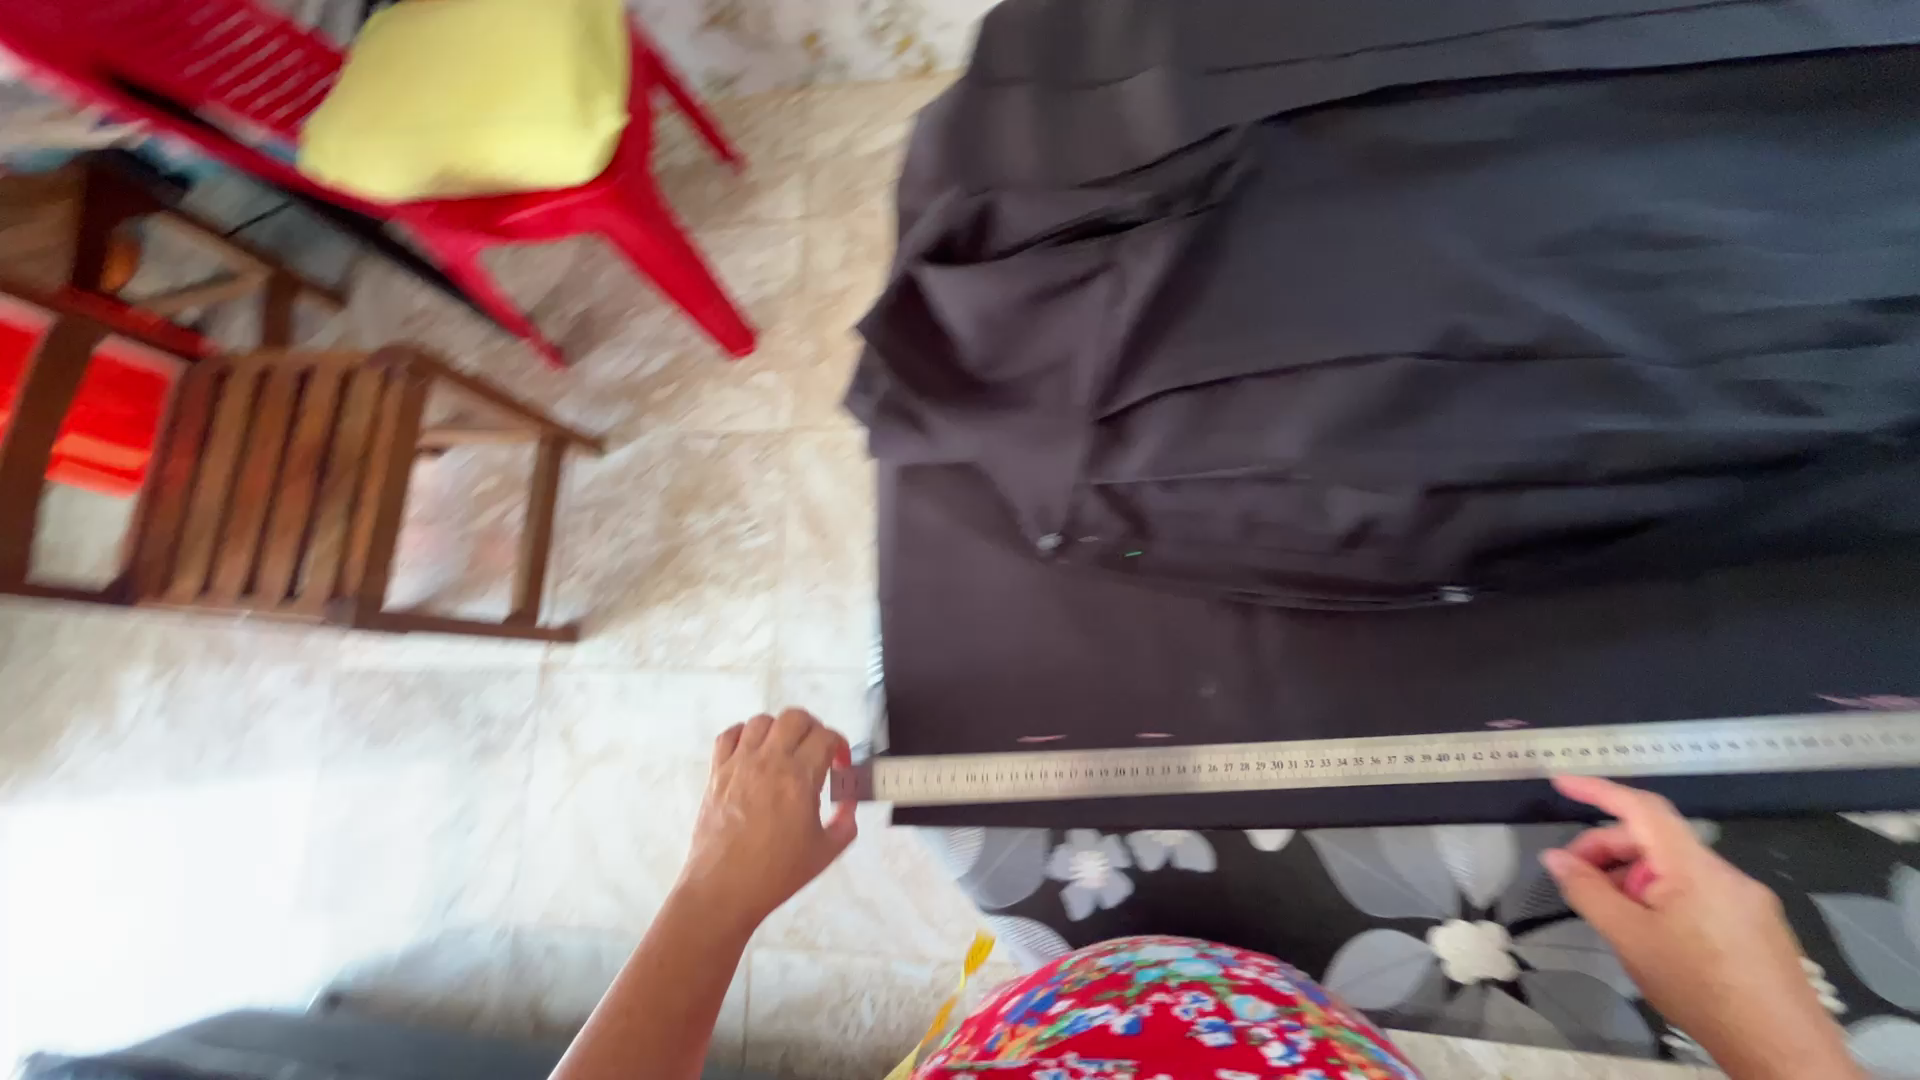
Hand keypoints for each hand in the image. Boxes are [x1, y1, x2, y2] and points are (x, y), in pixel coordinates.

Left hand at [676, 708, 857, 930]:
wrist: (723, 890)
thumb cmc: (776, 873)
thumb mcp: (825, 852)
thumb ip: (846, 822)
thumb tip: (848, 803)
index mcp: (799, 778)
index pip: (826, 737)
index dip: (840, 746)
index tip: (840, 765)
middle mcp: (769, 761)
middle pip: (795, 717)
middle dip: (813, 729)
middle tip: (816, 751)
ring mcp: (739, 764)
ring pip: (762, 721)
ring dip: (780, 730)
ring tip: (784, 751)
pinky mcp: (716, 773)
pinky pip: (728, 736)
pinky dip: (743, 736)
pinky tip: (752, 753)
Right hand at [1542, 775, 1861, 1079]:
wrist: (1785, 1055)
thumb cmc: (1699, 987)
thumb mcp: (1627, 937)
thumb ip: (1586, 890)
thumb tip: (1555, 857)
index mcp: (1695, 869)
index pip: (1642, 809)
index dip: (1598, 791)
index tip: (1560, 784)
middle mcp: (1727, 876)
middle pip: (1653, 841)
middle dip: (1606, 851)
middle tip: (1573, 879)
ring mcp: (1747, 902)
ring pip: (1673, 869)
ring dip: (1631, 879)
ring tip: (1610, 915)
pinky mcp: (1757, 928)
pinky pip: (1696, 893)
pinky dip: (1659, 897)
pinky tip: (1648, 932)